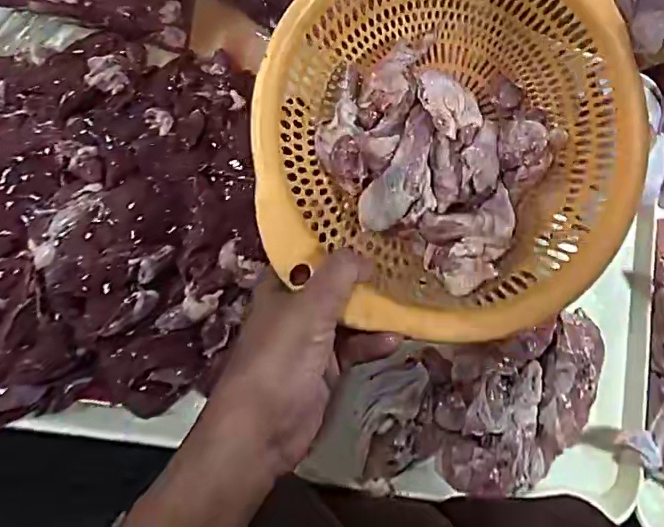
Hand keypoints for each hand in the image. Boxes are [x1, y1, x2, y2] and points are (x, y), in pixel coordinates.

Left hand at [128, 252, 400, 526]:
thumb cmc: (279, 358)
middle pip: (335, 282)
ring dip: (375, 311)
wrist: (259, 434)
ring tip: (404, 303)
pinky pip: (355, 345)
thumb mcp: (310, 307)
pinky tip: (394, 340)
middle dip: (365, 276)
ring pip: (349, 313)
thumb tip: (367, 255)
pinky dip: (373, 342)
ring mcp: (311, 337)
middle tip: (400, 264)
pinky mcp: (325, 366)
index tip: (372, 230)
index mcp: (281, 285)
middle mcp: (296, 306)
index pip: (310, 252)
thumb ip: (340, 274)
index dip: (338, 240)